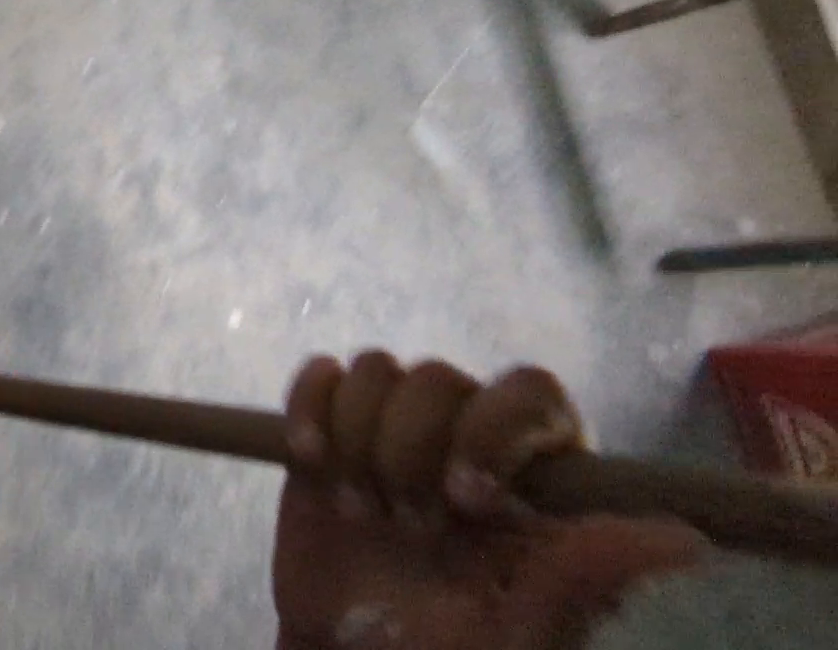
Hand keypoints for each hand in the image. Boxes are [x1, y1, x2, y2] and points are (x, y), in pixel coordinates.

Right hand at [273, 352, 708, 649]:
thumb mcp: (517, 633)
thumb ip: (581, 580)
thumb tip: (685, 539)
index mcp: (526, 478)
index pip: (529, 394)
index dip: (492, 427)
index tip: (465, 499)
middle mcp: (458, 438)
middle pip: (438, 377)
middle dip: (409, 448)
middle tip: (407, 525)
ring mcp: (384, 428)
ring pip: (374, 369)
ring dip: (357, 437)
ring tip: (358, 510)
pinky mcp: (323, 427)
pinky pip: (317, 379)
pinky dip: (307, 406)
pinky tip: (310, 460)